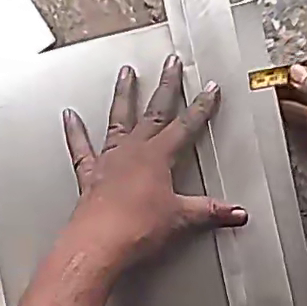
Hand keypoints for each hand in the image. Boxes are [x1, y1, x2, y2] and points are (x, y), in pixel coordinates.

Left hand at [60, 55, 247, 275]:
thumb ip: (209, 212)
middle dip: (166, 86)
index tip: (210, 88)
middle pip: (154, 111)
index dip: (201, 107)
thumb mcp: (180, 219)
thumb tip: (237, 213)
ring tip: (126, 73)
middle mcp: (132, 151)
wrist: (99, 243)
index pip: (186, 126)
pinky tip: (69, 116)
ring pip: (118, 119)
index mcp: (158, 157)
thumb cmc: (136, 229)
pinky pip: (80, 148)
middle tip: (171, 62)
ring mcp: (109, 160)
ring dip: (123, 95)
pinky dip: (74, 132)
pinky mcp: (89, 175)